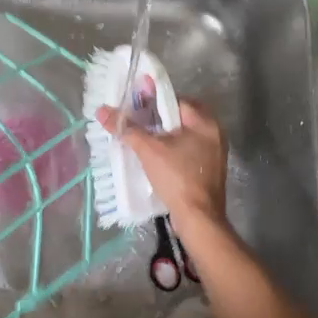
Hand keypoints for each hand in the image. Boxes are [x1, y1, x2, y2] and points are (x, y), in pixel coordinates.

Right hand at [96, 97, 228, 225]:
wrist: (198, 217)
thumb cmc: (176, 177)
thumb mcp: (148, 150)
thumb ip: (126, 128)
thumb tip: (102, 111)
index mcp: (205, 121)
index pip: (175, 100)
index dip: (152, 101)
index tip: (134, 107)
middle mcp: (215, 132)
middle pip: (180, 117)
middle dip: (158, 119)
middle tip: (137, 124)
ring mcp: (215, 152)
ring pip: (184, 134)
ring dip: (165, 135)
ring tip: (143, 140)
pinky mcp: (210, 168)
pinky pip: (189, 150)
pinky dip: (173, 150)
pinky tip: (157, 157)